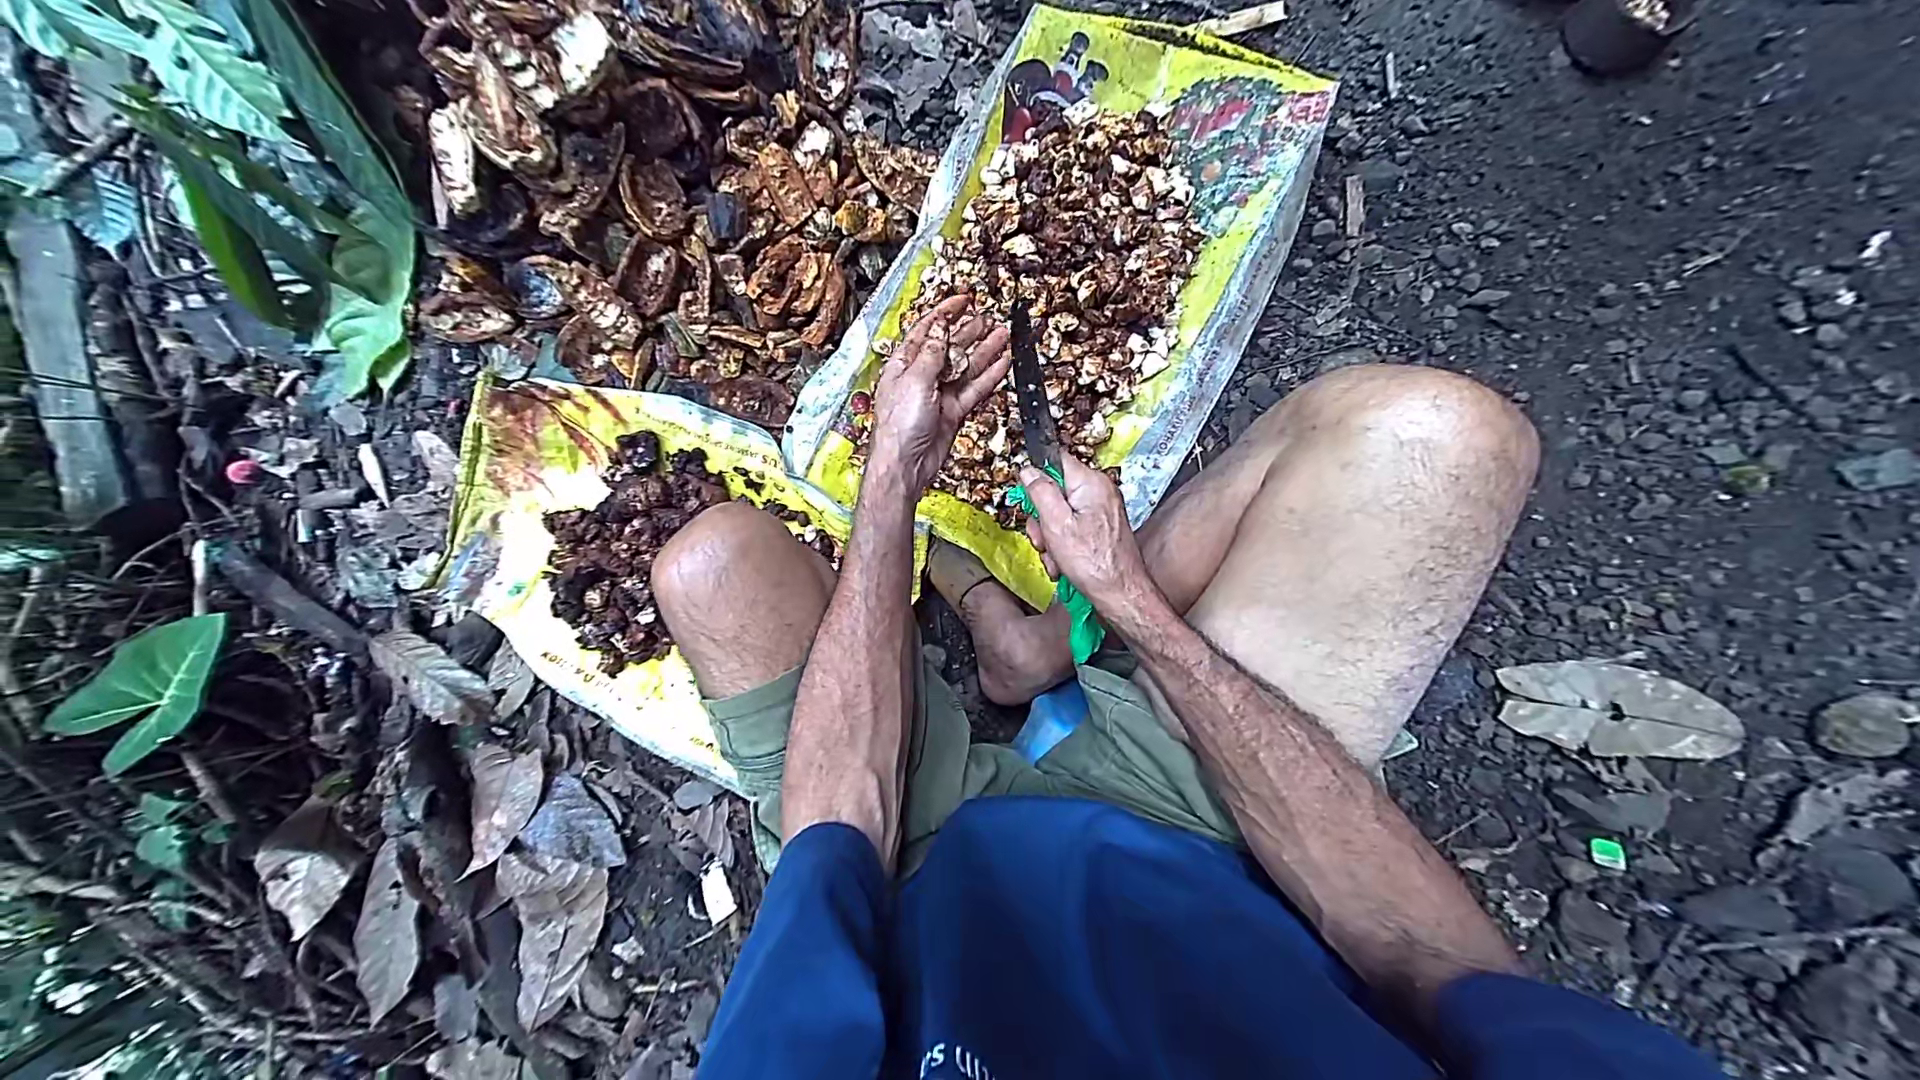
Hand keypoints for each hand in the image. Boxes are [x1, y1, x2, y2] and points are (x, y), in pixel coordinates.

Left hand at [867, 295, 1010, 498]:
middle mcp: (922, 377)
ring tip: (1002, 334)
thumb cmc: (898, 427)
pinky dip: (989, 375)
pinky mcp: (953, 411)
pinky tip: (1002, 362)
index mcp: (905, 364)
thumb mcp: (914, 380)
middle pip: (949, 346)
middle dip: (968, 330)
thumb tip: (942, 327)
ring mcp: (939, 394)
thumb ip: (932, 352)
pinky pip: (975, 388)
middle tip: (987, 317)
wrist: (906, 464)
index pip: (927, 330)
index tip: (963, 300)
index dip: (945, 312)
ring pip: (966, 366)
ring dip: (985, 349)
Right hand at [1020, 455, 1155, 615]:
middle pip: (1055, 490)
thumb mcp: (1056, 524)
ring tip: (1056, 556)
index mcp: (1090, 483)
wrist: (1120, 594)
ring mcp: (1102, 510)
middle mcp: (1099, 491)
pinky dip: (1063, 545)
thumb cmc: (1094, 563)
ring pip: (1060, 513)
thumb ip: (1040, 491)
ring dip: (1050, 537)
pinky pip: (1072, 527)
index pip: (1055, 460)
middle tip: (1044, 539)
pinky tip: (1064, 562)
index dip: (1036, 477)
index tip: (1028, 497)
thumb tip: (1028, 469)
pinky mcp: (1101, 527)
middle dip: (1042, 518)